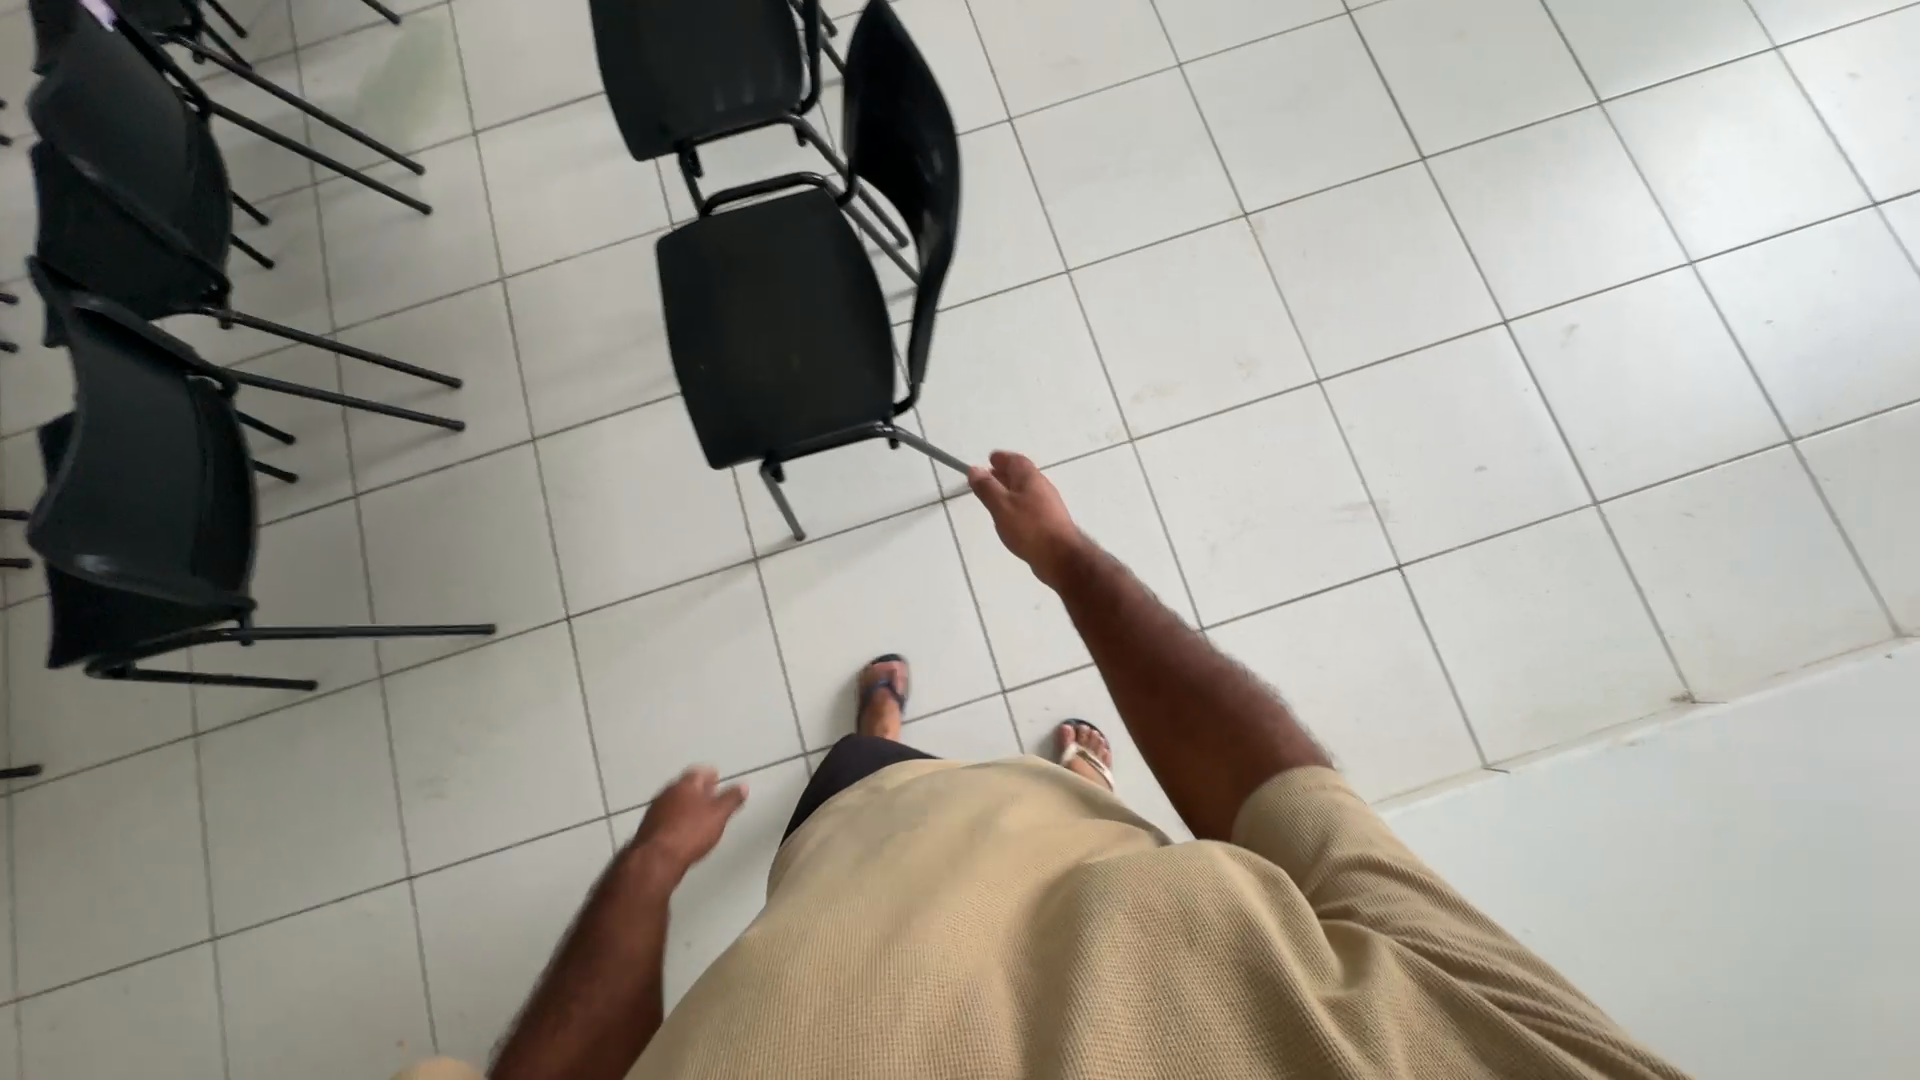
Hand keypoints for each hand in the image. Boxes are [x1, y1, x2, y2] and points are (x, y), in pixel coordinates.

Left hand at [627, 767, 746, 879]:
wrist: (656, 859)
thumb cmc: (691, 832)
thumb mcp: (719, 815)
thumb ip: (732, 799)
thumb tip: (743, 786)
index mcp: (686, 785)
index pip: (699, 772)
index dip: (709, 774)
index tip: (716, 777)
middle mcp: (667, 793)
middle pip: (684, 786)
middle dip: (697, 789)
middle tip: (709, 794)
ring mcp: (654, 810)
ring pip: (673, 801)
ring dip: (685, 804)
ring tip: (697, 813)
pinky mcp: (647, 828)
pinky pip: (665, 817)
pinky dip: (675, 818)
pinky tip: (681, 829)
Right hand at [968, 451, 1089, 588]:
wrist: (1060, 556)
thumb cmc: (1028, 527)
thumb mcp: (1001, 505)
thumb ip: (987, 487)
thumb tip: (974, 469)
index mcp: (1030, 478)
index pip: (1016, 460)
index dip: (1002, 458)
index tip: (990, 459)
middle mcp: (1042, 487)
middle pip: (1022, 475)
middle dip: (1005, 473)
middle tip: (989, 476)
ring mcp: (1048, 506)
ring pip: (1026, 492)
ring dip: (1010, 490)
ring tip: (995, 497)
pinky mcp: (1049, 522)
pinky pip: (1029, 507)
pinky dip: (1017, 505)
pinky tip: (1010, 518)